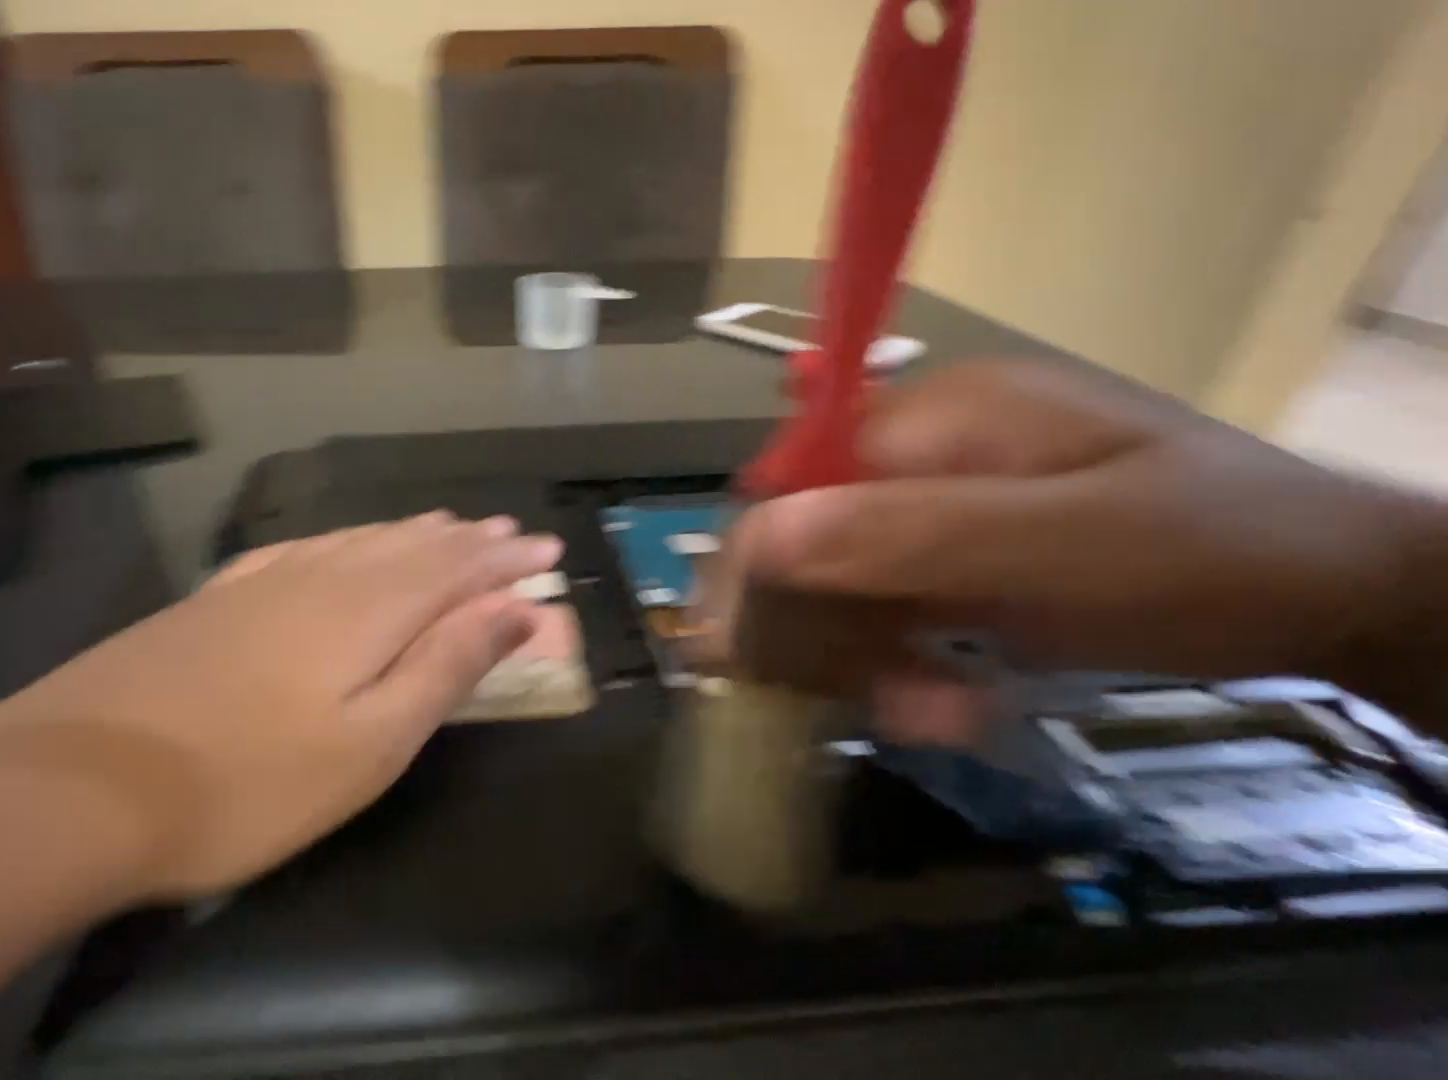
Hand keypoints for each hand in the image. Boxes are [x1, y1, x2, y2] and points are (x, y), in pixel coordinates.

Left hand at [0, 513, 561, 899]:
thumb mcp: (370, 743)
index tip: (548, 554)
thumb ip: (445, 667)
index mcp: (366, 611)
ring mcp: (257, 586)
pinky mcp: (212, 603)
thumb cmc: (247, 785)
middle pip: (408, 548)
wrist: (72, 788)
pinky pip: (298, 549)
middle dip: (465, 543)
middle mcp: (318, 579)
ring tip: (443, 526)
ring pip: (354, 542)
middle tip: (507, 535)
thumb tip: (515, 611)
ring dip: (408, 534)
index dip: (505, 565)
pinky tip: (337, 542)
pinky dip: (339, 541)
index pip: (455, 571)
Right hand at [701, 358, 1442, 735]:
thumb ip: (910, 535)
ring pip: (836, 590)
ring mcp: (935, 512)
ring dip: (861, 659)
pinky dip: (896, 667)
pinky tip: (944, 704)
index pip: (788, 485)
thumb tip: (759, 536)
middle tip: (859, 698)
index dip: (751, 567)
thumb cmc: (1215, 553)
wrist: (1344, 597)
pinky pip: (883, 615)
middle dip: (816, 628)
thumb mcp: (1065, 545)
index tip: (734, 656)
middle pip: (802, 541)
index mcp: (928, 419)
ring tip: (930, 713)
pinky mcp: (955, 562)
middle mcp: (915, 456)